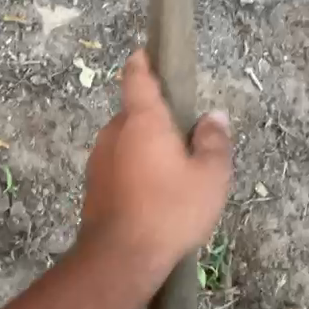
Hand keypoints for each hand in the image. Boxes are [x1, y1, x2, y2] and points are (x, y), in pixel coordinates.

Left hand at [76, 49, 231, 277]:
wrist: (120, 255)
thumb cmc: (170, 209)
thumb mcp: (210, 176)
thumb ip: (214, 141)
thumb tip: (215, 117)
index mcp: (142, 119)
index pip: (137, 78)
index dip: (142, 62)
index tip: (145, 53)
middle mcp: (113, 132)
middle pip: (135, 114)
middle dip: (157, 121)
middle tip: (186, 141)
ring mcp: (98, 159)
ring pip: (126, 142)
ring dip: (146, 149)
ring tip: (174, 176)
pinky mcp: (93, 184)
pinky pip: (118, 165)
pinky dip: (134, 170)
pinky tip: (154, 195)